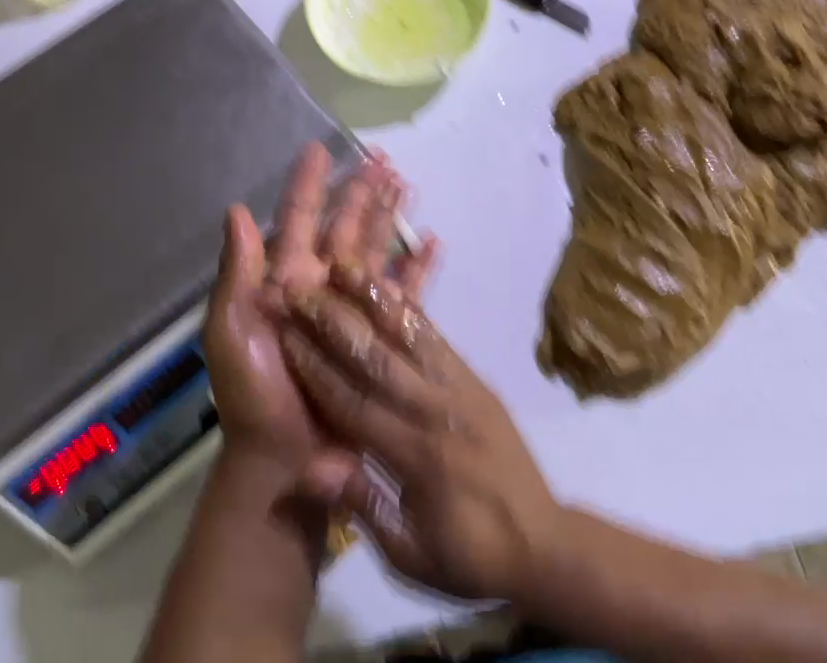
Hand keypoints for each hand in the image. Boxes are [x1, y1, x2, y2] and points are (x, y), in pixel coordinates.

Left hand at [203, 143, 432, 494]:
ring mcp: (349, 311)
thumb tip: (237, 210)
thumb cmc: (254, 395)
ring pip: (374, 251)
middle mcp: (317, 287)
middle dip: (361, 192)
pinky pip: (401, 295)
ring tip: (409, 185)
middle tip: (383, 159)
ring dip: (390, 219)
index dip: (308, 183)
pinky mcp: (377, 337)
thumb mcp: (231, 331)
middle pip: (344, 227)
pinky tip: (432, 244)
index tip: (319, 148)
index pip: (296, 218)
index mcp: (281, 280)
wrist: (285, 458)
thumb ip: (237, 272)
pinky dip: (417, 268)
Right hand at [279, 258, 560, 602]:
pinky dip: (411, 311)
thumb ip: (363, 507)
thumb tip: (312, 466)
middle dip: (333, 322)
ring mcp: (462, 392)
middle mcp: (437, 413)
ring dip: (374, 300)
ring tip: (342, 267)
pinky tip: (390, 286)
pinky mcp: (478, 382)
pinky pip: (440, 340)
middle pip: (376, 358)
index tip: (281, 335)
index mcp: (416, 457)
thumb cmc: (469, 558)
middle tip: (298, 290)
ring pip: (411, 336)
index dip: (312, 368)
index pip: (352, 403)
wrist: (545, 546)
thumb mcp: (410, 556)